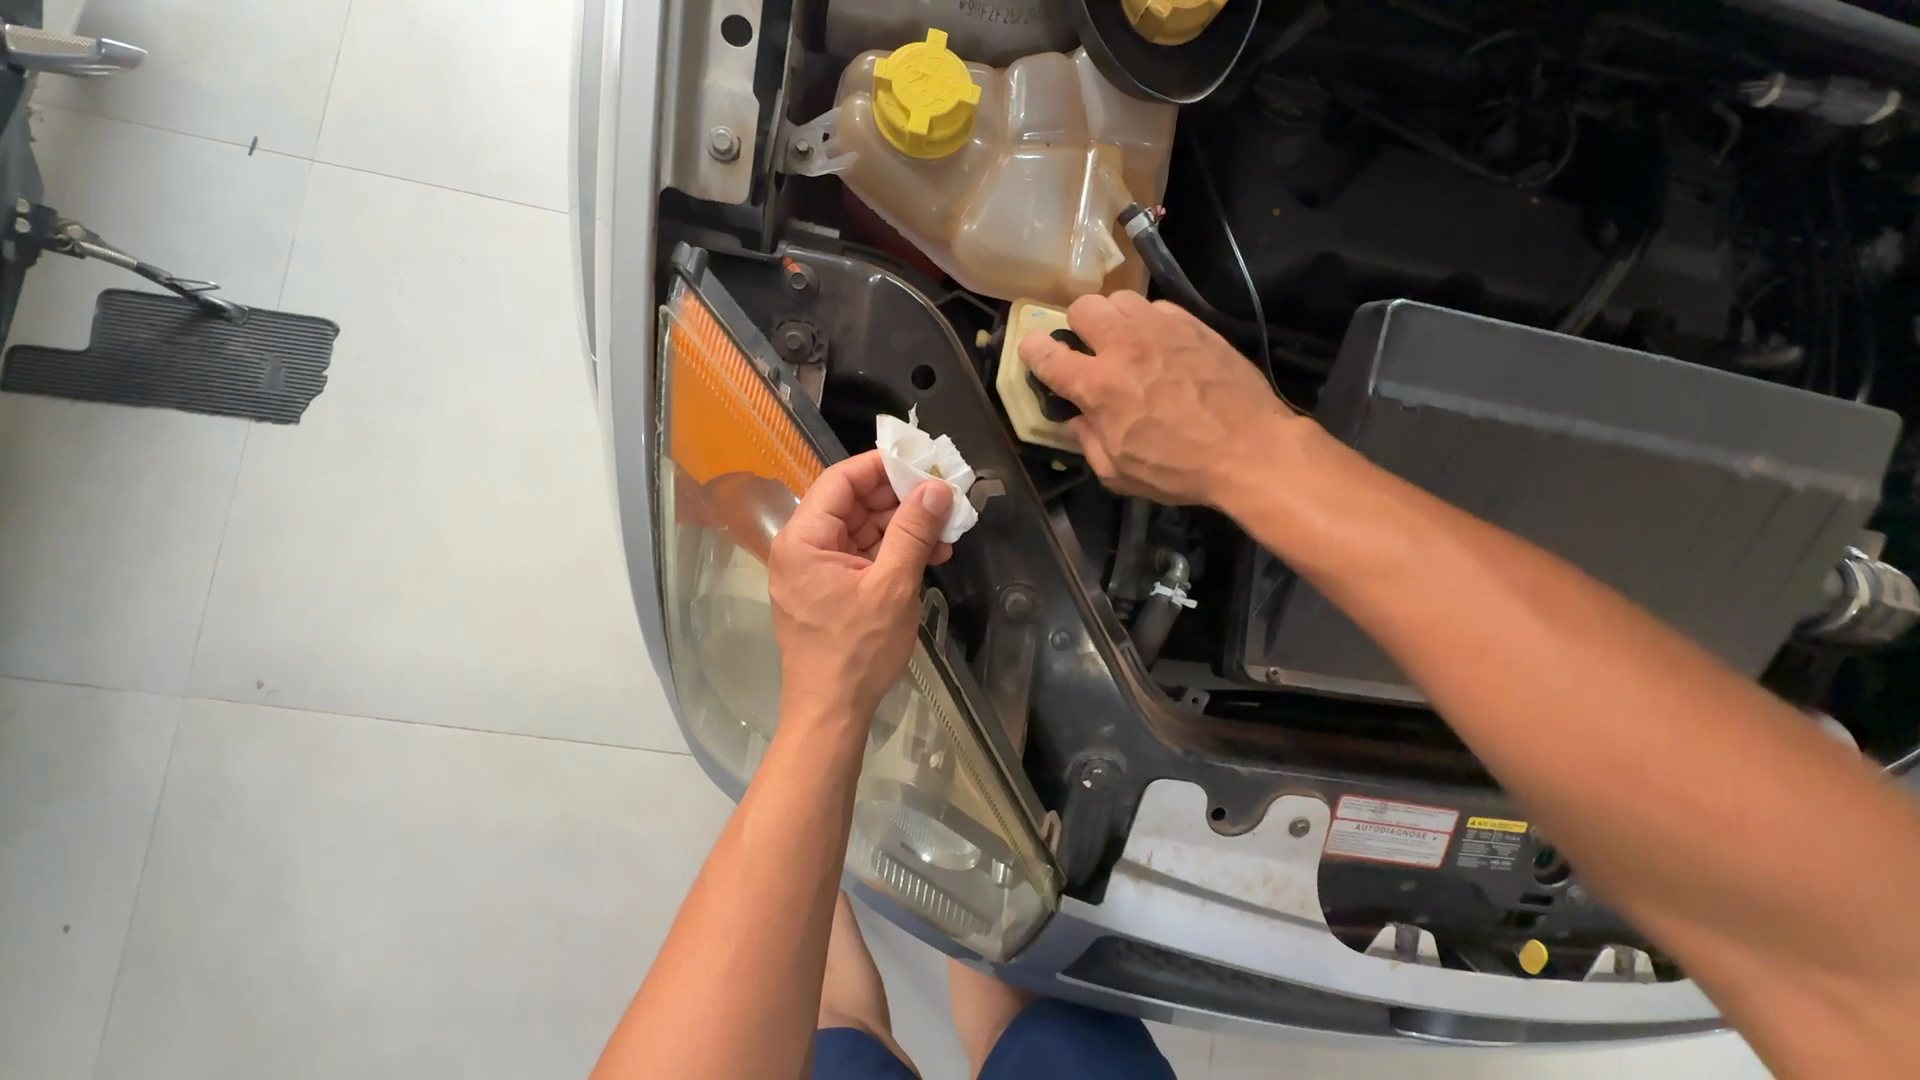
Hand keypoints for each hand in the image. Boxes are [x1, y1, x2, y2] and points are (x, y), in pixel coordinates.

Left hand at [768, 450, 953, 727]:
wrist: (832, 711)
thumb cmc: (857, 649)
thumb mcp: (892, 586)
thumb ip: (914, 531)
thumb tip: (936, 487)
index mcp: (804, 538)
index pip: (841, 480)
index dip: (882, 466)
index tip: (922, 462)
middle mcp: (802, 547)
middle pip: (852, 504)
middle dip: (900, 500)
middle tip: (943, 497)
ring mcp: (815, 570)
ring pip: (862, 530)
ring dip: (903, 528)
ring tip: (946, 531)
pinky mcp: (830, 590)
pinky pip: (862, 557)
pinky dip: (893, 553)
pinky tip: (930, 554)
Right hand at [1018, 290, 1302, 506]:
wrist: (1251, 450)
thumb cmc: (1181, 471)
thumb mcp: (1119, 473)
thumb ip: (1088, 442)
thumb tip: (1076, 419)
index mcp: (1098, 386)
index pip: (1046, 353)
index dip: (1033, 351)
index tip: (1035, 354)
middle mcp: (1124, 347)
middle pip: (1081, 308)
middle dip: (1076, 327)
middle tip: (1088, 352)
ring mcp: (1161, 329)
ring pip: (1119, 299)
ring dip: (1112, 319)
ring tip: (1124, 343)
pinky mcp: (1194, 325)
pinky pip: (1158, 307)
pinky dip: (1149, 323)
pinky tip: (1160, 346)